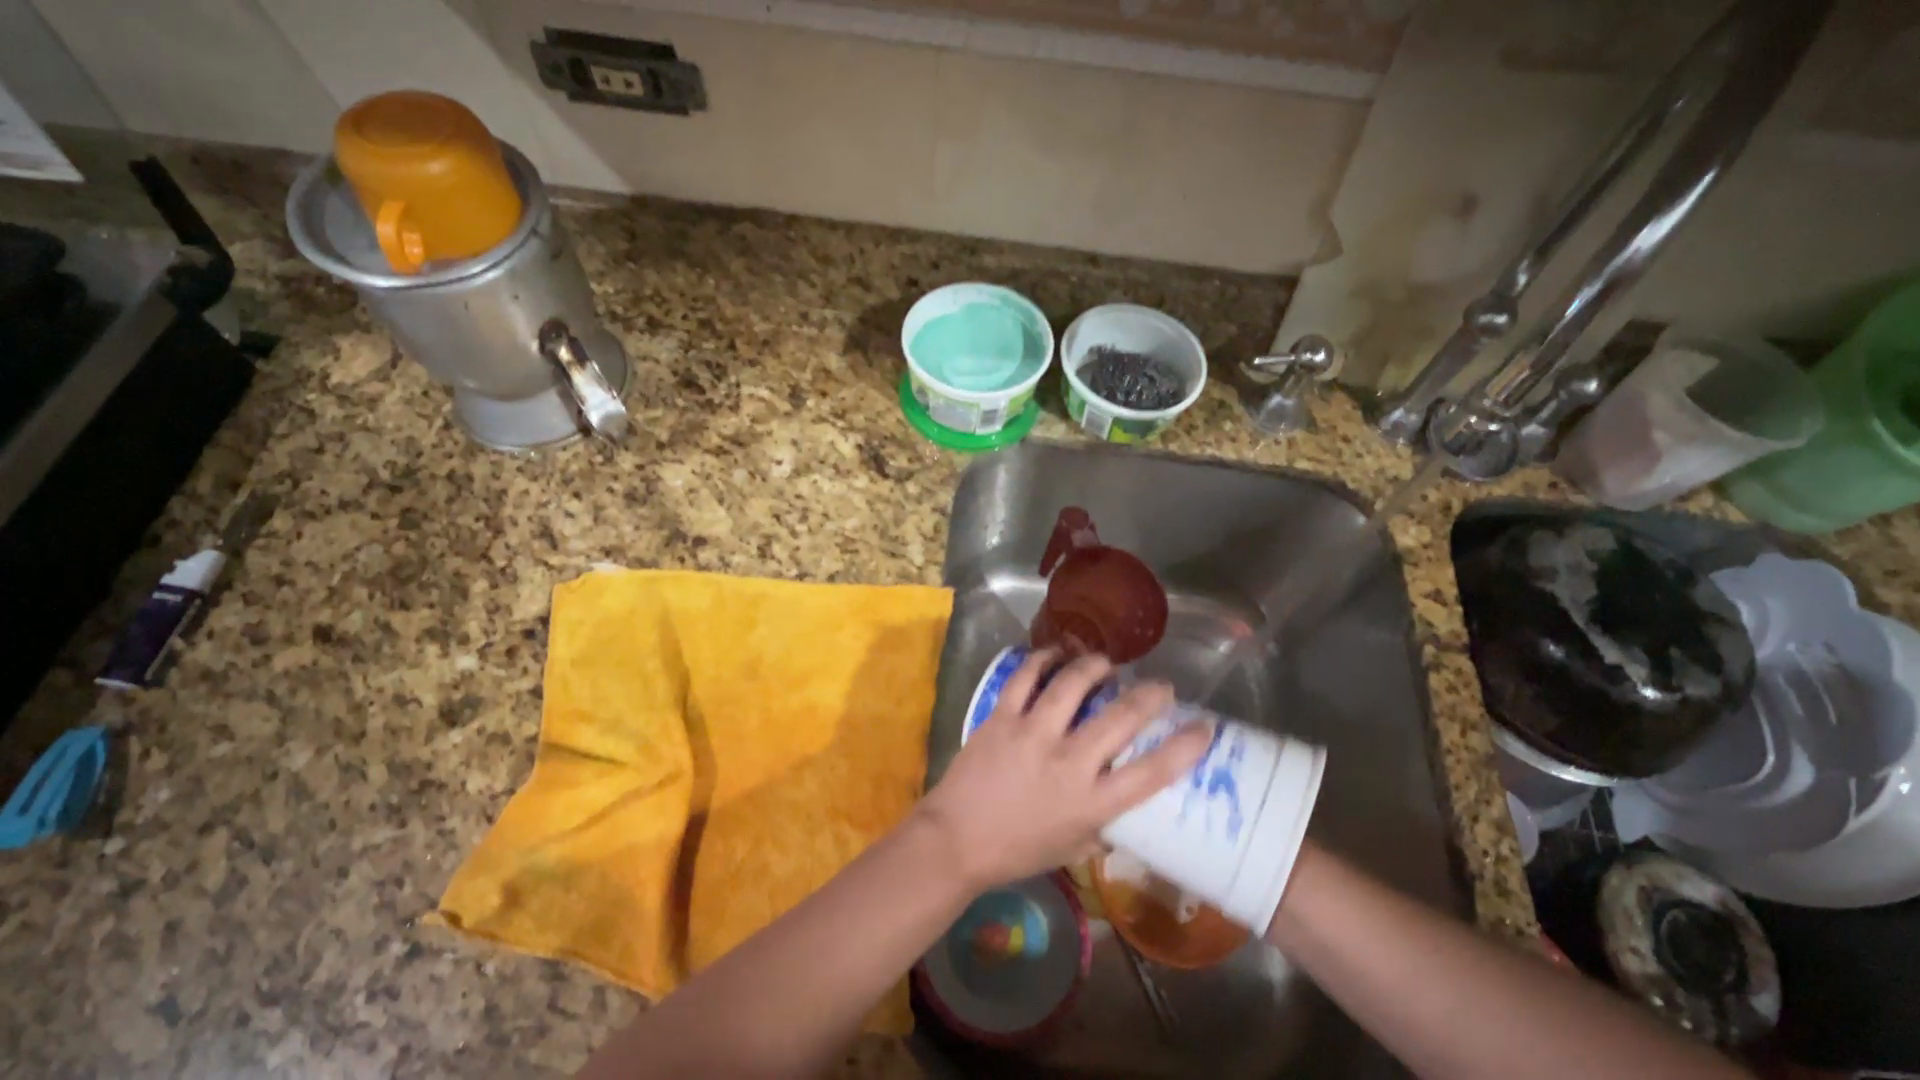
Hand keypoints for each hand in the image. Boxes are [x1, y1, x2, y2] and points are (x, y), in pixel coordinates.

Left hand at [916, 649, 1212, 891]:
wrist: (955, 841)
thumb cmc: (1017, 851)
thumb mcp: (1072, 848)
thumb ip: (1102, 826)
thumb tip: (1124, 811)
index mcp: (1092, 803)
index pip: (1152, 771)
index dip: (1185, 746)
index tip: (1204, 727)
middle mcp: (1069, 763)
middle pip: (1121, 717)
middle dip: (1150, 695)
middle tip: (1160, 686)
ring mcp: (1033, 735)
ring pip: (1073, 684)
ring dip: (1096, 667)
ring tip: (1106, 664)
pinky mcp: (1002, 718)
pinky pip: (1026, 677)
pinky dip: (1043, 660)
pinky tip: (1055, 655)